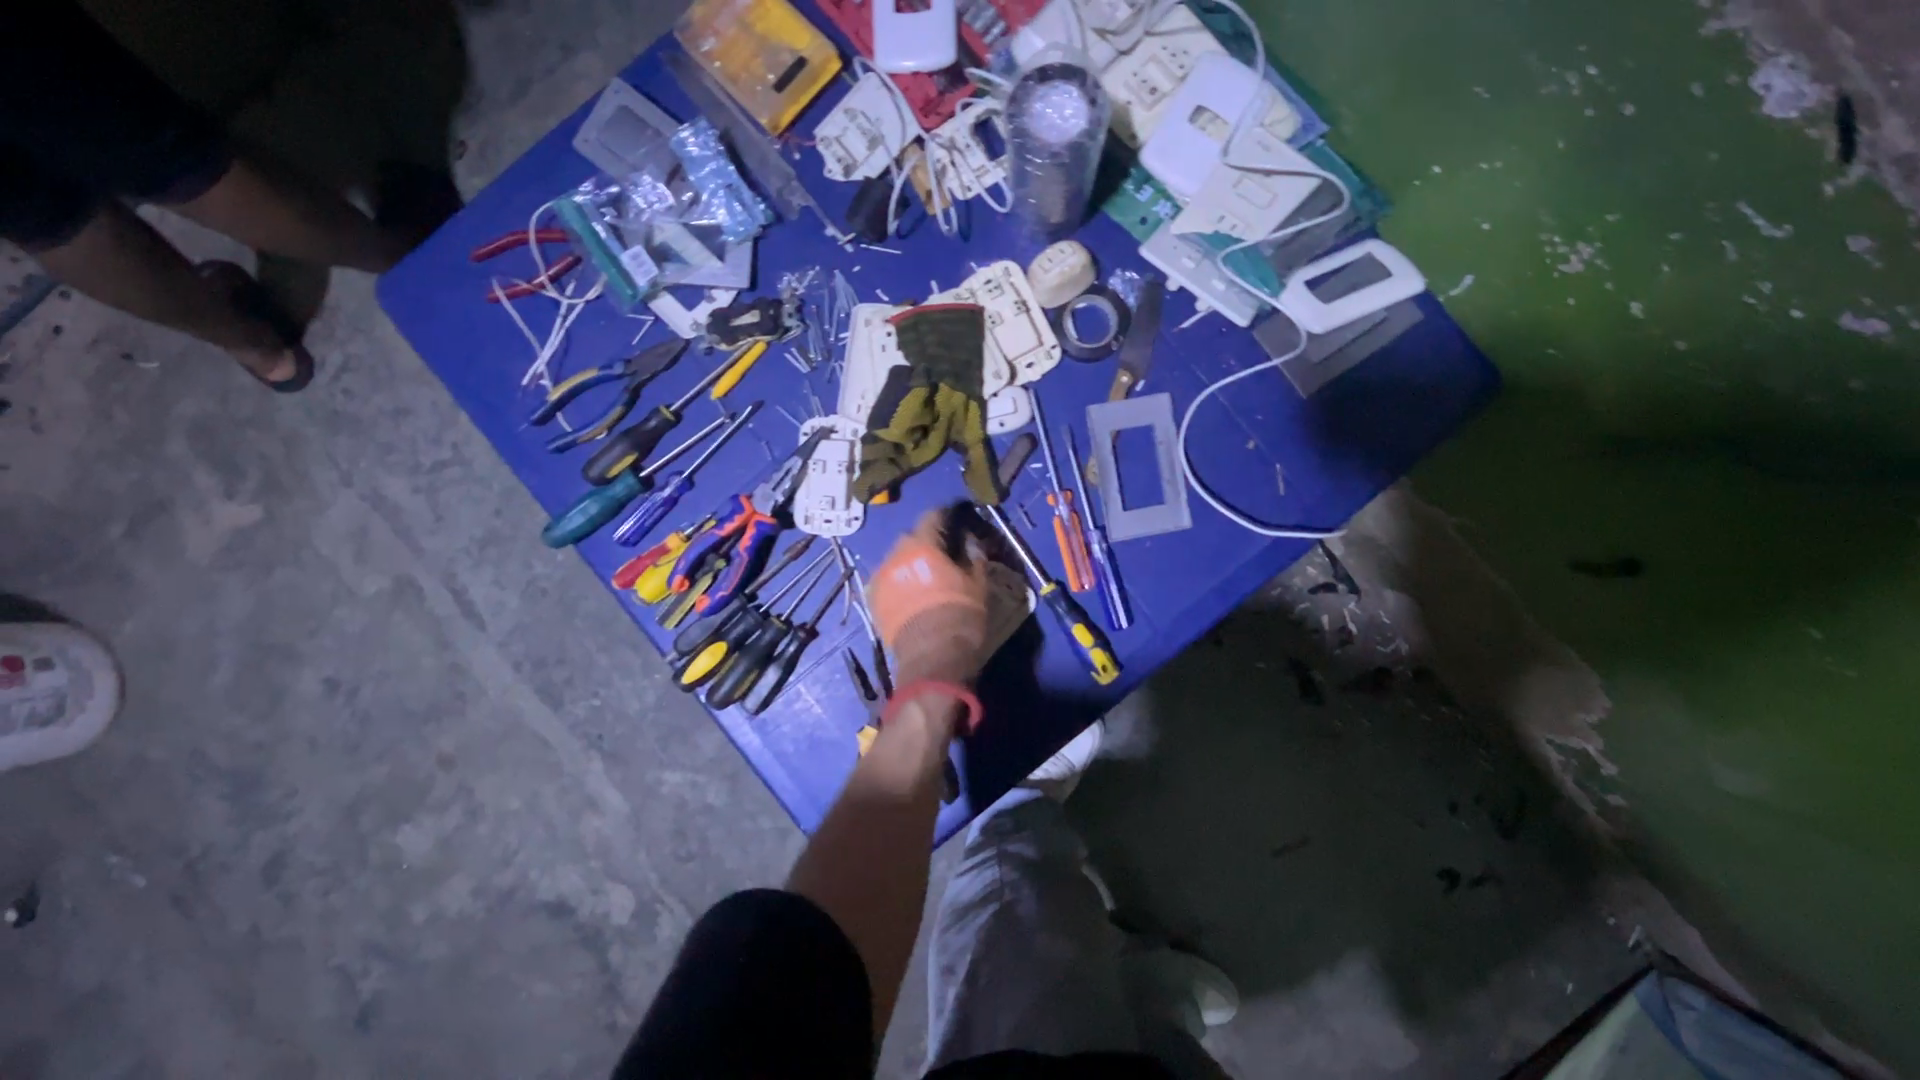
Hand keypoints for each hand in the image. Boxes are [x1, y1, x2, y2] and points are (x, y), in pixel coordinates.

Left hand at [868, 508, 989, 685]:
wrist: (931, 659)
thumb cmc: (959, 616)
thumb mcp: (977, 583)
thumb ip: (973, 556)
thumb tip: (970, 542)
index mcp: (922, 544)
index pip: (933, 515)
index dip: (947, 517)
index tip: (957, 524)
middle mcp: (895, 554)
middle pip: (912, 538)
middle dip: (927, 543)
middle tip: (943, 557)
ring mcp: (880, 576)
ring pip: (897, 560)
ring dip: (911, 563)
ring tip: (926, 579)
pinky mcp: (872, 599)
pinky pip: (888, 580)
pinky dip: (900, 582)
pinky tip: (911, 596)